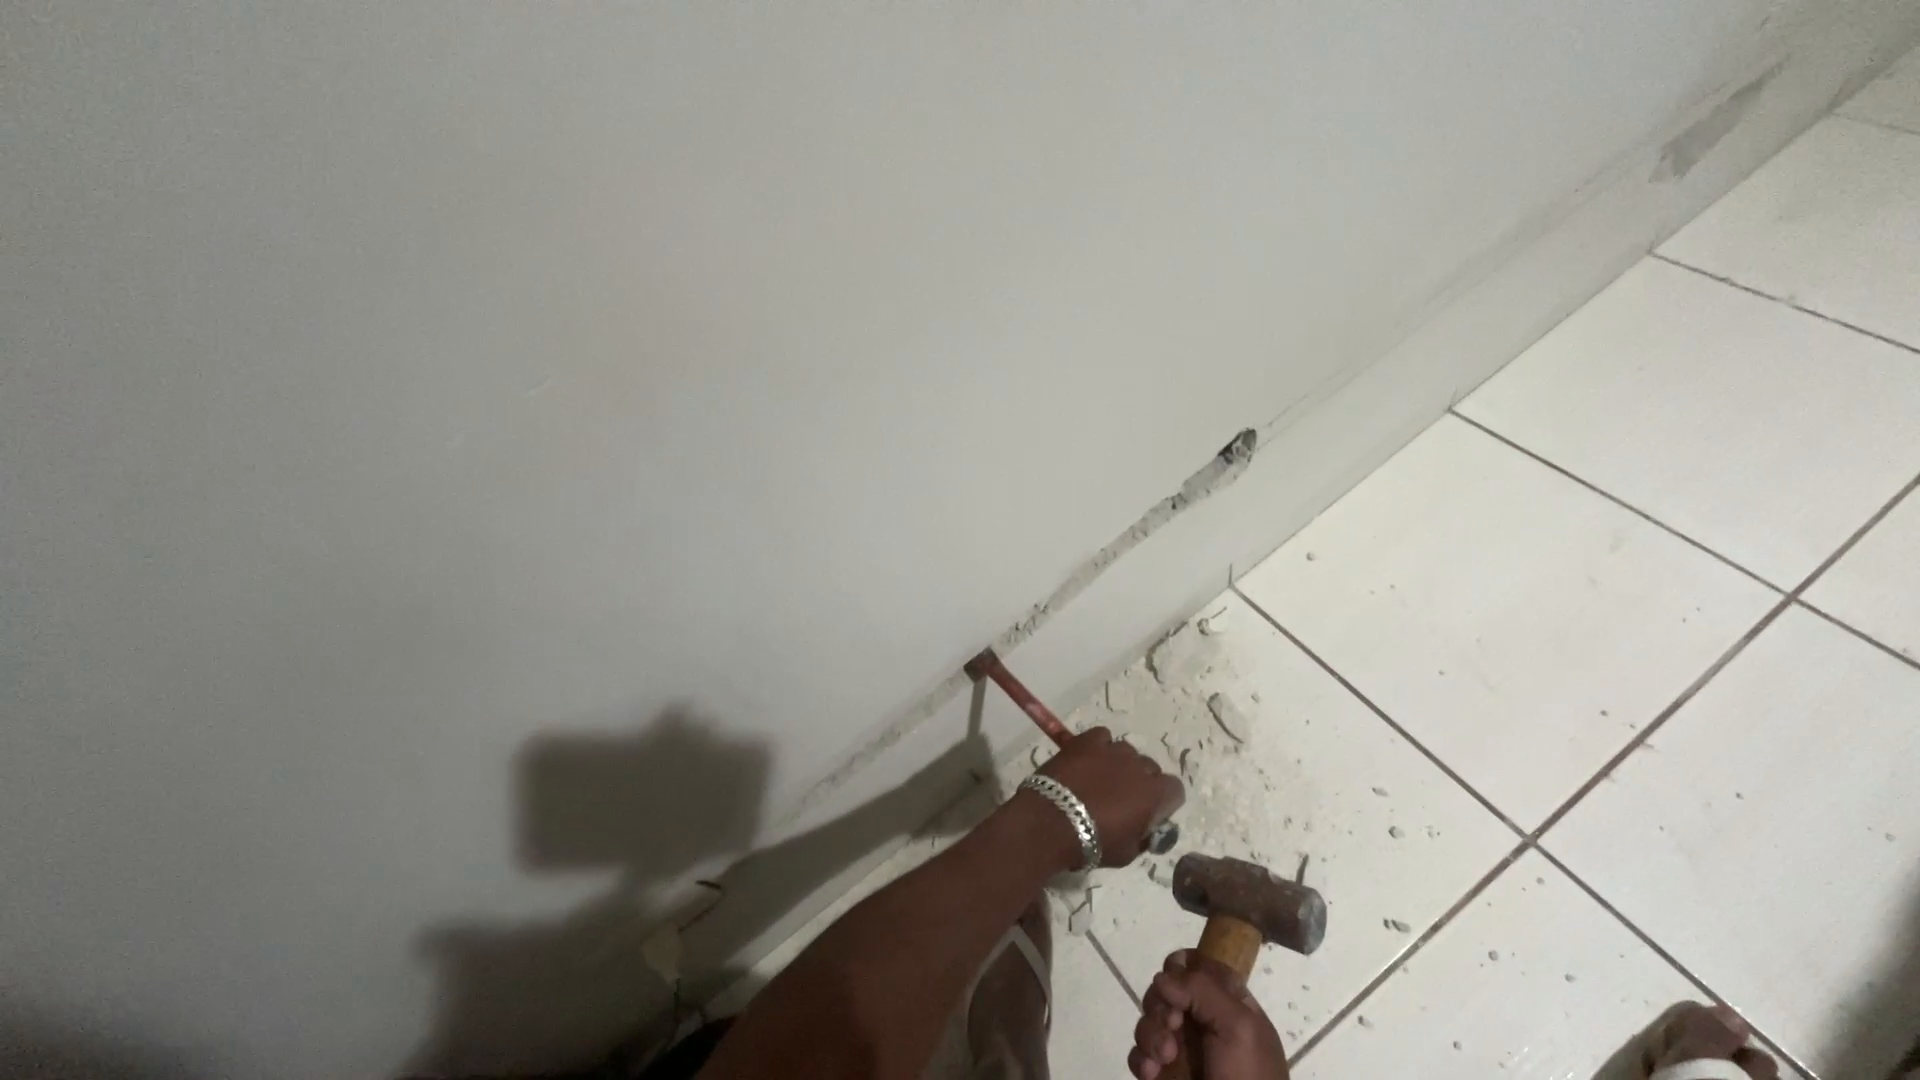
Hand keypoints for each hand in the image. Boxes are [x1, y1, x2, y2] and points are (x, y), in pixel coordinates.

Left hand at [1040, 727, 1183, 866]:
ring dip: (1118, 764)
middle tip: (1120, 799)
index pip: (1174, 790)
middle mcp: (1139, 767)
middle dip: (1139, 782)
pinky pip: (1102, 737)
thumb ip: (1143, 837)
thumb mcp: (1127, 854)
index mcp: (1155, 794)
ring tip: (1099, 779)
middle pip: (1149, 769)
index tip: (1148, 813)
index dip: (1163, 802)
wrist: (1051, 822)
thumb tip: (1145, 830)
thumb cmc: (1092, 844)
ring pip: (1126, 752)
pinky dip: (1098, 747)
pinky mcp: (1087, 740)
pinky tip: (1086, 761)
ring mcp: (1112, 750)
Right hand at [1130, 951, 1287, 1079]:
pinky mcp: (1162, 1076)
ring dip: (1149, 1033)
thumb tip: (1163, 977)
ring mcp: (1182, 1050)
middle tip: (1172, 1025)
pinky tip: (1149, 1073)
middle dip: (1160, 1003)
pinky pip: (1139, 1054)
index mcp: (1231, 1004)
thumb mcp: (1239, 1027)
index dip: (1181, 967)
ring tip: (1162, 1057)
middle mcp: (1203, 1021)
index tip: (1177, 982)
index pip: (1198, 964)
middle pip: (1165, 988)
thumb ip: (1202, 989)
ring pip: (1148, 1019)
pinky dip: (1139, 1059)